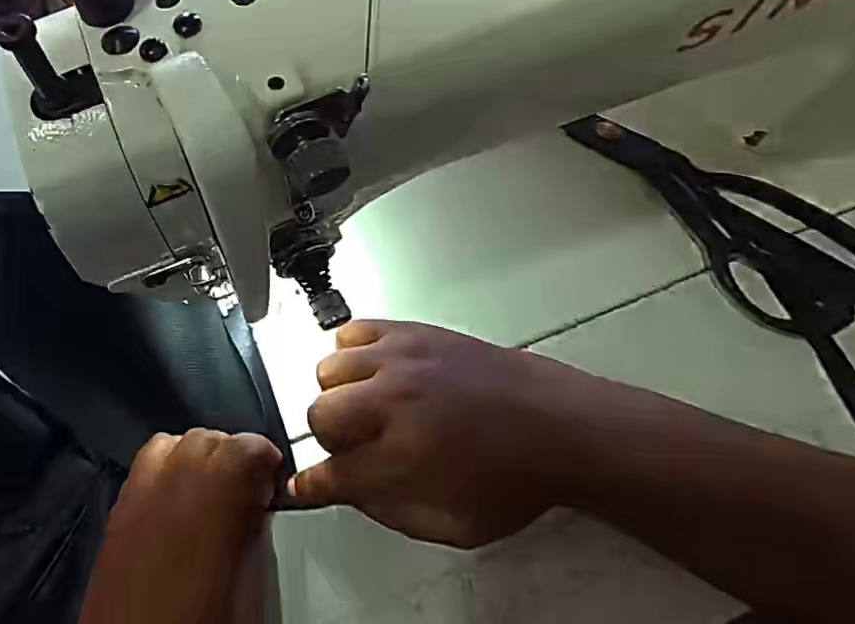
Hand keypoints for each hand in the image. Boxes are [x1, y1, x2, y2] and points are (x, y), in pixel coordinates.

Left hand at [78, 429, 282, 623]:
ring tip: (213, 494)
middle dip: (232, 456)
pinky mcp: (116, 510)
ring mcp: (136, 491)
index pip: (245, 446)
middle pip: (207, 438)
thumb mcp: (247, 594)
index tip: (273, 481)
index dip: (266, 459)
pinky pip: (145, 468)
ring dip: (195, 459)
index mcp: (210, 494)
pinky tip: (178, 506)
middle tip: (248, 491)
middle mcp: (169, 480)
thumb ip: (253, 537)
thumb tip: (258, 511)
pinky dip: (166, 472)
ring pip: (172, 444)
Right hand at [286, 319, 603, 547]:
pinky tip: (372, 370)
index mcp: (403, 457)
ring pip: (327, 371)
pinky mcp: (405, 330)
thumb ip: (392, 512)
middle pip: (320, 414)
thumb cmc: (513, 477)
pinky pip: (349, 332)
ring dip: (339, 393)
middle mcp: (391, 402)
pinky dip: (351, 353)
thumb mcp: (456, 524)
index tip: (300, 485)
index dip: (311, 484)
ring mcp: (395, 359)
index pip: (333, 473)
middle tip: (353, 444)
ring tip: (366, 404)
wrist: (554, 423)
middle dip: (329, 438)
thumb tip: (352, 494)